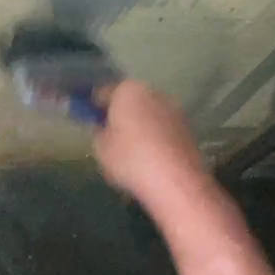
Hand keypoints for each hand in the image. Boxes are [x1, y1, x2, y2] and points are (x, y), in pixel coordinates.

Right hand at [92, 81, 212, 212]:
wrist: (177, 184)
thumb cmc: (131, 160)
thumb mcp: (100, 147)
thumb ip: (98, 131)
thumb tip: (103, 126)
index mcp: (128, 90)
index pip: (102, 91)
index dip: (92, 105)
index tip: (86, 120)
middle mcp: (153, 92)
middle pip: (129, 99)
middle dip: (118, 113)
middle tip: (107, 134)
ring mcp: (174, 110)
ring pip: (148, 113)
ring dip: (138, 124)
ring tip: (129, 149)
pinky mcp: (188, 129)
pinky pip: (162, 127)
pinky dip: (154, 136)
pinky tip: (149, 157)